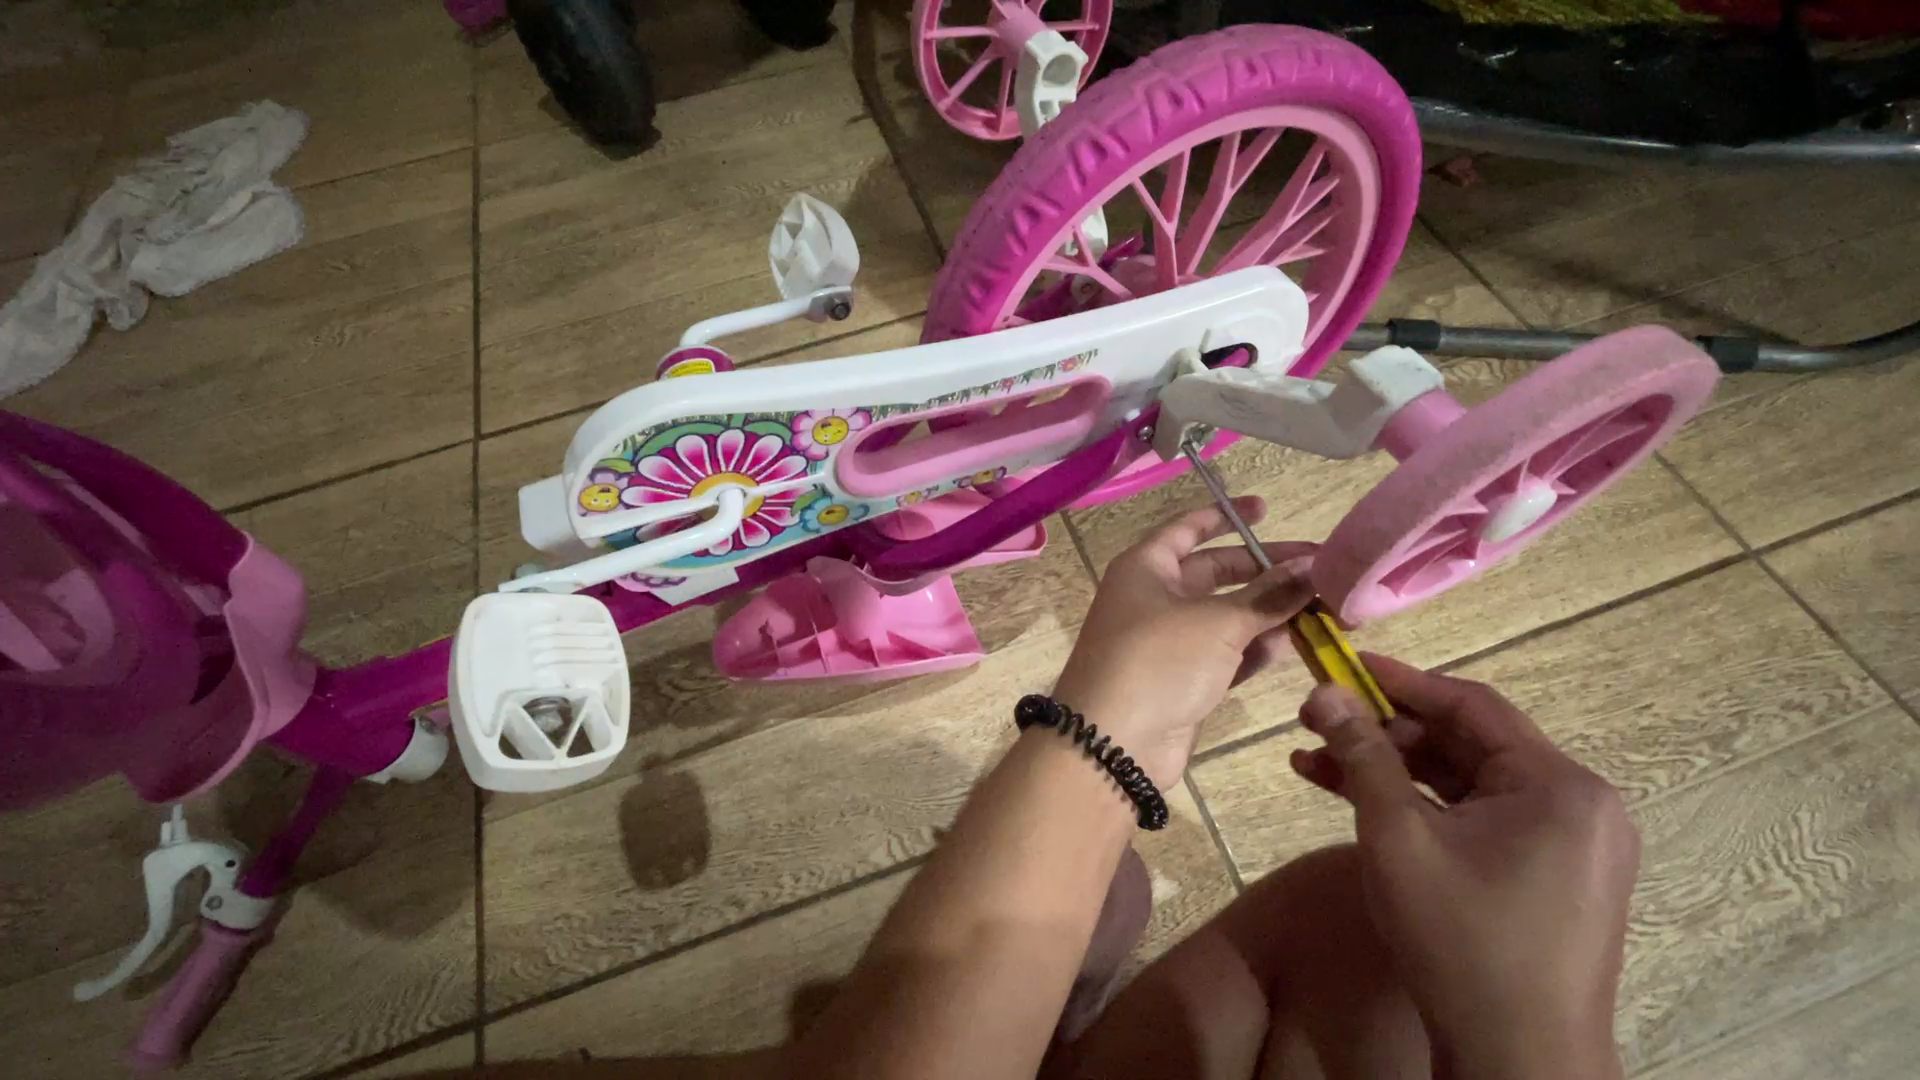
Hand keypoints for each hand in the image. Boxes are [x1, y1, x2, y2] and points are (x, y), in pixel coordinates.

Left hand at [1051, 497, 1314, 785]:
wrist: (1113, 743)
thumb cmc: (1158, 661)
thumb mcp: (1217, 622)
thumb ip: (1267, 596)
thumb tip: (1312, 570)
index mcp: (1145, 568)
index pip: (1187, 528)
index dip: (1225, 516)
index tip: (1266, 508)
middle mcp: (1152, 598)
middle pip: (1214, 573)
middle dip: (1264, 571)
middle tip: (1319, 570)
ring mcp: (1166, 642)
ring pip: (1224, 616)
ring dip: (1267, 613)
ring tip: (1320, 608)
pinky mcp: (1180, 681)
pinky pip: (1223, 655)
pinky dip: (1253, 649)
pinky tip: (1290, 645)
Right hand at [1291, 656, 1637, 1079]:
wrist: (1517, 1062)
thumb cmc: (1461, 939)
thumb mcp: (1397, 836)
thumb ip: (1363, 756)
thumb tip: (1325, 692)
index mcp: (1560, 787)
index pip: (1472, 705)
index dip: (1401, 680)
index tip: (1344, 664)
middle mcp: (1575, 805)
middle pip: (1464, 743)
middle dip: (1383, 730)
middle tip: (1316, 722)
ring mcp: (1562, 844)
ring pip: (1461, 781)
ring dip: (1388, 768)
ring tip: (1313, 759)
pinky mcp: (1542, 874)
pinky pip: (1471, 818)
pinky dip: (1415, 806)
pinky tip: (1351, 799)